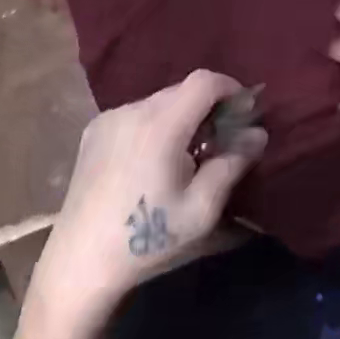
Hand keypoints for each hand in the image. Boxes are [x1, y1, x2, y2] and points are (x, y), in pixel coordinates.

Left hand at [30, 71, 266, 331]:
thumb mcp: (201, 208)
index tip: (245, 112)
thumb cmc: (148, 238)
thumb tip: (257, 133)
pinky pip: (135, 114)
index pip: (203, 81)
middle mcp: (131, 110)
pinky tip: (155, 160)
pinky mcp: (93, 130)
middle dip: (208, 107)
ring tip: (189, 155)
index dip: (230, 88)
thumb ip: (232, 163)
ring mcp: (108, 118)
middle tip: (223, 141)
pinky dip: (155, 125)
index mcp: (159, 125)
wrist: (82, 257)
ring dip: (181, 117)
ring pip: (158, 102)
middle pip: (180, 90)